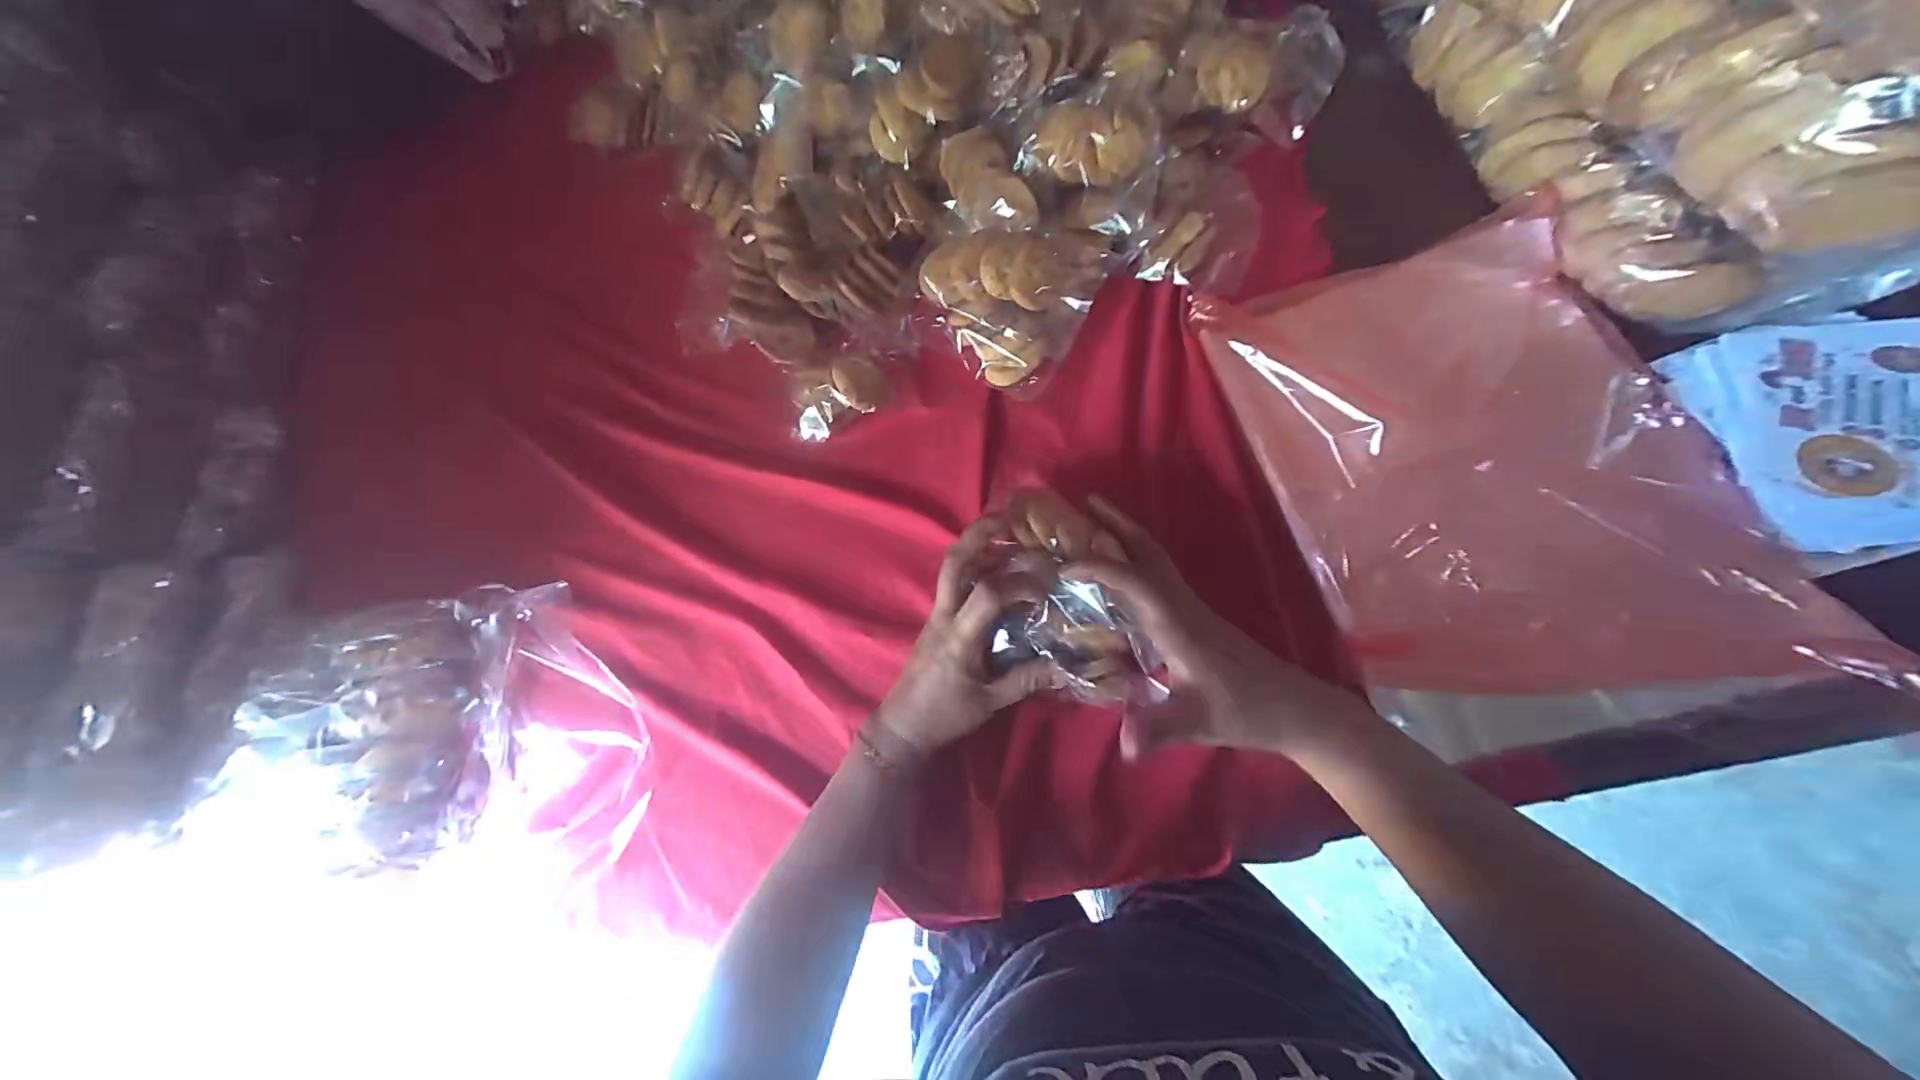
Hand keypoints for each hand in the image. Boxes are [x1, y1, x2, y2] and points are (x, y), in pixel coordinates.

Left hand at [868, 515, 1060, 763]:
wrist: (902, 725)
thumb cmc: (944, 715)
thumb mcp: (990, 703)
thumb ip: (1027, 681)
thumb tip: (1067, 667)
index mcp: (958, 637)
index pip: (988, 594)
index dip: (1020, 583)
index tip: (1048, 586)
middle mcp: (944, 615)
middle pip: (955, 562)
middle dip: (982, 534)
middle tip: (1012, 516)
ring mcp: (936, 613)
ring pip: (951, 566)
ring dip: (978, 543)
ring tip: (1009, 530)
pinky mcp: (936, 618)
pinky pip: (954, 581)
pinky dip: (975, 564)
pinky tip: (996, 564)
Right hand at [1064, 496, 1370, 759]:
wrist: (1294, 708)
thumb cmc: (1245, 712)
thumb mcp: (1198, 724)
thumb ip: (1159, 731)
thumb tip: (1123, 748)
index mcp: (1177, 624)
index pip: (1135, 581)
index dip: (1100, 568)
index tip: (1064, 565)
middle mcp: (1183, 606)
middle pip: (1150, 553)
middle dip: (1118, 525)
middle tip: (1086, 502)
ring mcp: (1191, 608)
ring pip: (1156, 560)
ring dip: (1127, 536)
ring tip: (1097, 521)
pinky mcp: (1195, 617)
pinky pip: (1158, 576)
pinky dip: (1136, 559)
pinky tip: (1122, 570)